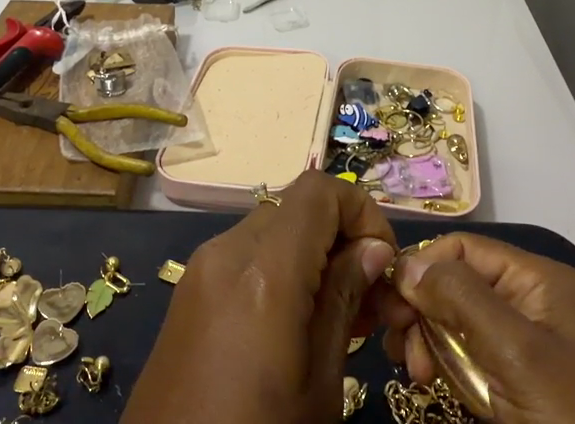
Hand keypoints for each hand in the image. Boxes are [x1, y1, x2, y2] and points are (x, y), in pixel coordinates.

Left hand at [124, 172, 398, 423]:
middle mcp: (226, 251)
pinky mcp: (189, 292)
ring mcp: (201, 269)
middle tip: (371, 301)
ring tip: (342, 318)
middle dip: (342, 239)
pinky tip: (298, 325)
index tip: (385, 265)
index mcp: (264, 269)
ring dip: (314, 256)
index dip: (363, 212)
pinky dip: (281, 270)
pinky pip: (246, 256)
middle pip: (298, 209)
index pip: (320, 190)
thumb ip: (344, 301)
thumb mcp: (320, 384)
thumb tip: (373, 249)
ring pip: (273, 231)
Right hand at [381, 233, 574, 423]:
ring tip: (417, 374)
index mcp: (535, 279)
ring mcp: (524, 343)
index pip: (462, 249)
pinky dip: (446, 367)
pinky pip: (469, 357)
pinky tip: (432, 384)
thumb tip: (407, 264)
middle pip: (456, 285)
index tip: (389, 306)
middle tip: (398, 348)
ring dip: (428, 342)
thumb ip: (462, 299)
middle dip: (422, 310)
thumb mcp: (518, 352)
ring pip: (456, 323)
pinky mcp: (518, 380)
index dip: (422, 268)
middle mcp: (528, 301)